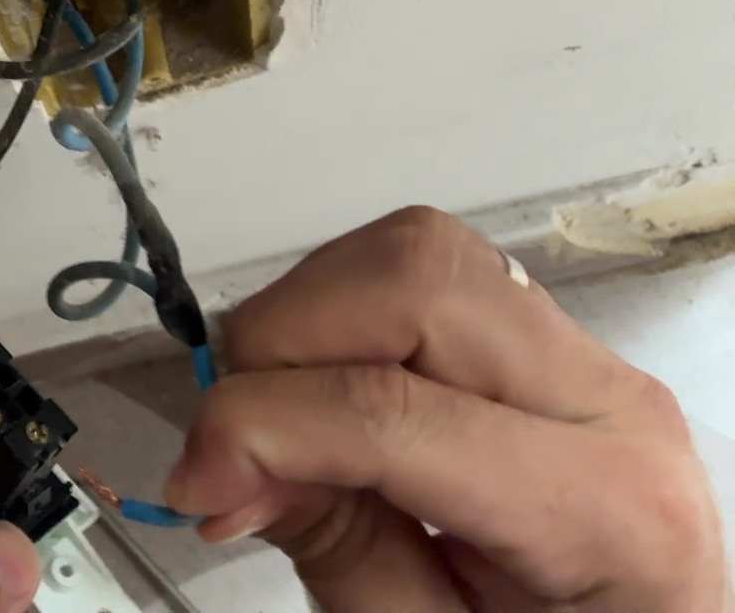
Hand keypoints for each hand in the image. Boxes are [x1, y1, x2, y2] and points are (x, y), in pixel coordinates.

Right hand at [164, 206, 729, 610]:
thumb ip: (324, 544)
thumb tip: (213, 468)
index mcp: (605, 510)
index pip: (385, 411)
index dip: (254, 427)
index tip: (192, 482)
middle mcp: (599, 396)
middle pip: (407, 283)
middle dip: (281, 340)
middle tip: (243, 424)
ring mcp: (565, 343)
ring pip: (395, 253)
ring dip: (298, 317)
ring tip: (281, 406)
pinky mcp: (519, 320)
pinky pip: (397, 263)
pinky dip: (320, 305)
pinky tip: (317, 380)